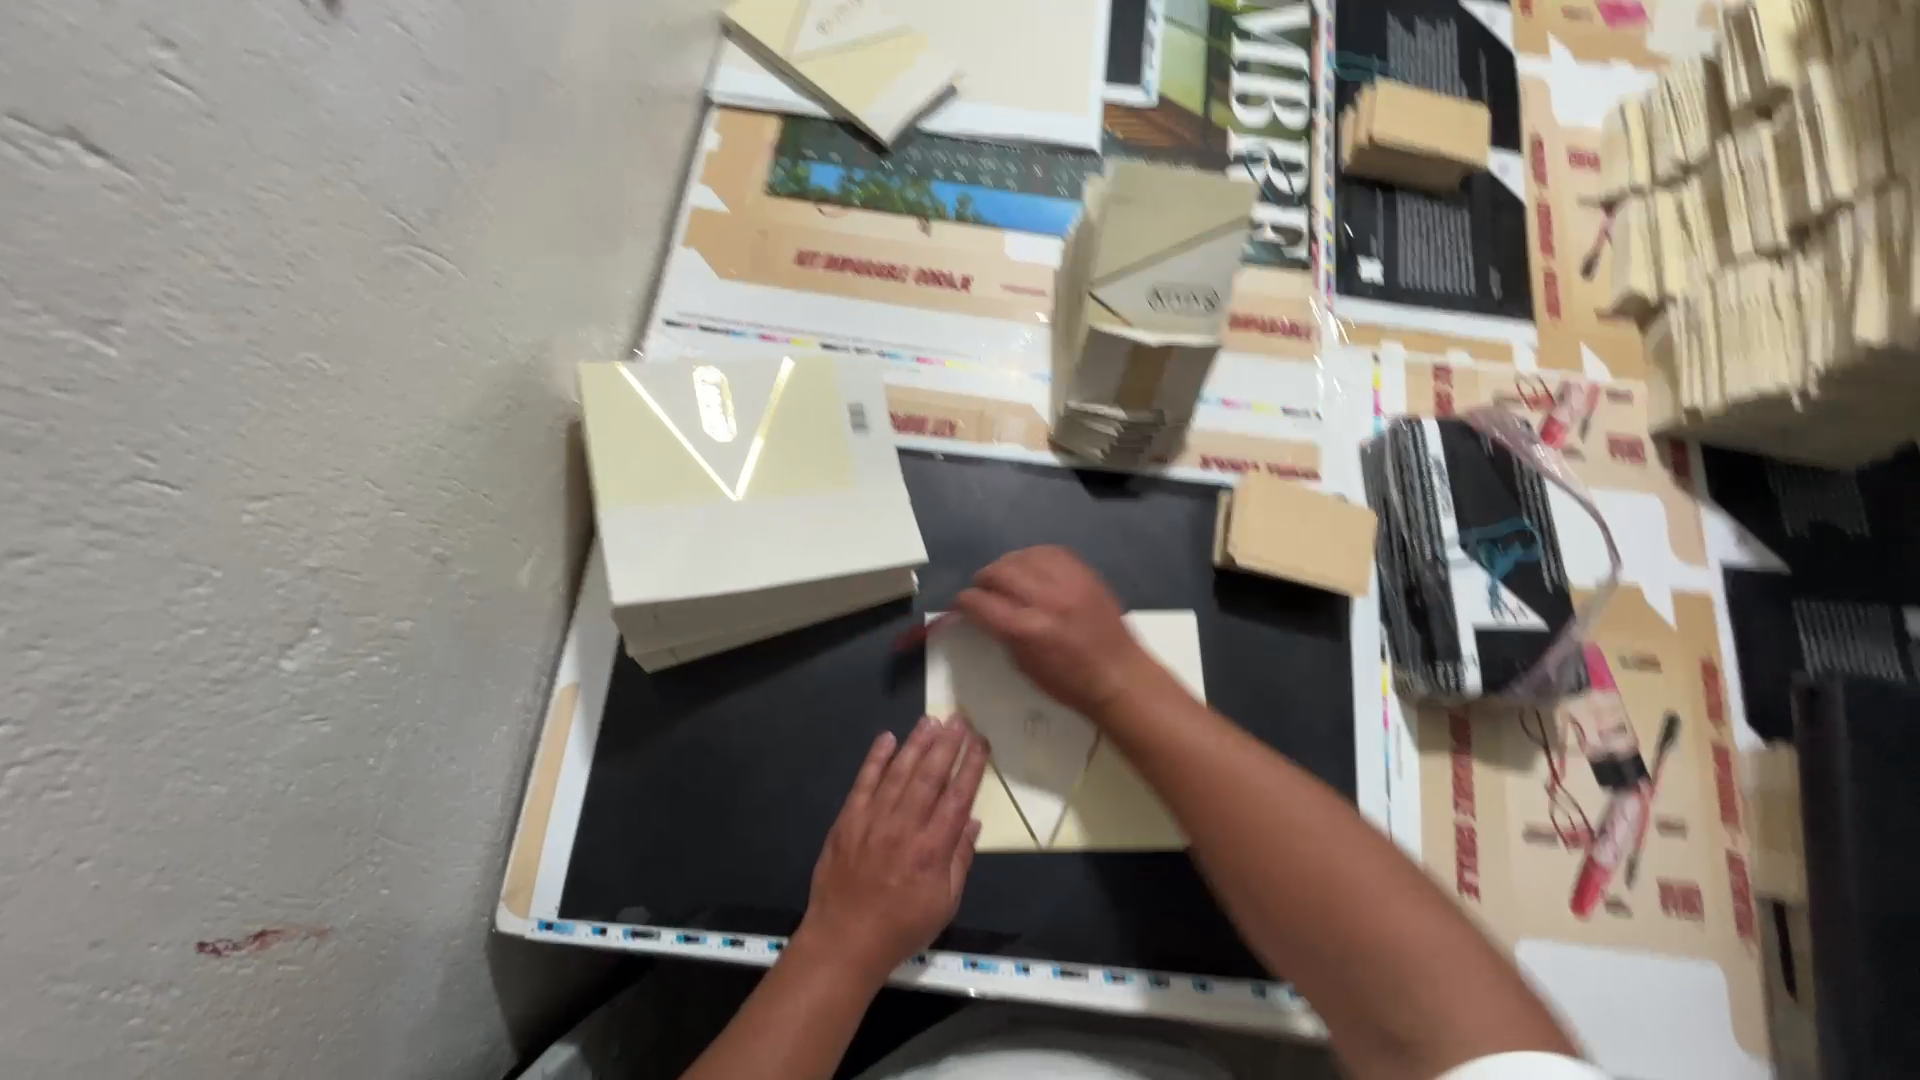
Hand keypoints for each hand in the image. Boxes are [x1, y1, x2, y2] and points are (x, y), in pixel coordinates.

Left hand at [794, 716, 987, 985]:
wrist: (844, 940)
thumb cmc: (901, 927)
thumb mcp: (945, 904)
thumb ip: (960, 859)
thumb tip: (973, 821)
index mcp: (933, 849)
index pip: (958, 796)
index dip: (971, 766)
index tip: (981, 743)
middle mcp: (905, 827)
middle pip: (930, 775)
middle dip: (947, 744)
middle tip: (959, 718)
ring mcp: (873, 820)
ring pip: (899, 772)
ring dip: (916, 743)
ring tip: (932, 720)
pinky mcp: (848, 820)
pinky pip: (864, 782)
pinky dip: (876, 758)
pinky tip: (887, 738)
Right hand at [953, 545, 1157, 717]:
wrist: (1119, 674)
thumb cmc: (1069, 682)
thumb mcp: (1023, 666)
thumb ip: (1001, 634)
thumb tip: (983, 613)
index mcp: (1026, 630)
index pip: (980, 603)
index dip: (963, 603)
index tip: (962, 606)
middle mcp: (1045, 599)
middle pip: (998, 572)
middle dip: (982, 581)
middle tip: (982, 591)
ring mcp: (1067, 582)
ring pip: (1021, 556)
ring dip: (1005, 566)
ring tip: (1005, 578)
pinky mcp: (1084, 573)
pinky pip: (1049, 551)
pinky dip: (1032, 557)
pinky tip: (1030, 568)